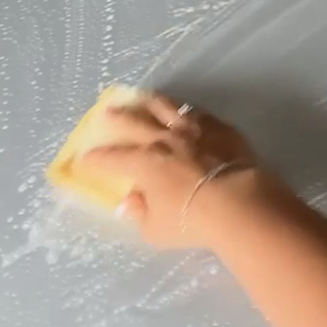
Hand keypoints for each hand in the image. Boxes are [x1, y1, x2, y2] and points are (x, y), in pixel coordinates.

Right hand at [76, 92, 277, 248]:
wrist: (241, 202)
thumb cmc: (194, 221)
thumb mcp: (157, 229)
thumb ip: (141, 213)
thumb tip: (130, 202)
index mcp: (144, 163)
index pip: (112, 159)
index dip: (96, 159)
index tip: (84, 159)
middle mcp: (165, 139)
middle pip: (135, 122)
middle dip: (117, 118)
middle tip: (106, 112)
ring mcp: (195, 130)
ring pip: (167, 108)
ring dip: (150, 102)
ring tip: (142, 97)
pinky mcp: (222, 129)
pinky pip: (199, 114)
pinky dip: (187, 112)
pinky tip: (186, 111)